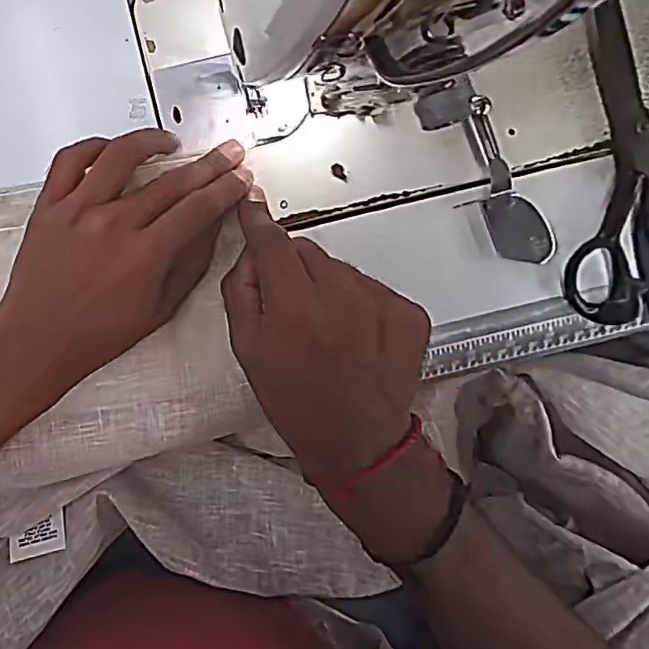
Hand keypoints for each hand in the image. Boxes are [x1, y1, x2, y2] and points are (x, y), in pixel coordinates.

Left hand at [0, 130, 250, 442]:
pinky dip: (92, 146)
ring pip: (121, 156)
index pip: (198, 208)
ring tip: (168, 141)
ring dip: (152, 141)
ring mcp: (78, 212)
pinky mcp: (49, 207)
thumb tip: (209, 229)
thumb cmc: (92, 334)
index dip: (225, 188)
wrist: (38, 339)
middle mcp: (112, 226)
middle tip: (223, 154)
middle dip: (208, 164)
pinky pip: (70, 160)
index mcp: (144, 255)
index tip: (236, 178)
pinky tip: (110, 148)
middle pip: (171, 181)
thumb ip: (188, 264)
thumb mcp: (157, 309)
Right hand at [221, 196, 431, 485]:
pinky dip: (357, 299)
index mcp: (294, 305)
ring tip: (324, 326)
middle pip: (306, 250)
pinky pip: (370, 285)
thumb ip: (241, 292)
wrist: (356, 440)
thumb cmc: (296, 400)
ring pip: (338, 267)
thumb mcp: (246, 349)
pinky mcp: (407, 312)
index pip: (272, 242)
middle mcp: (340, 295)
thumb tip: (250, 256)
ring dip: (325, 284)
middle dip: (291, 266)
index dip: (258, 221)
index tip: (252, 208)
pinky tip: (352, 332)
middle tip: (288, 304)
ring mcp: (379, 301)